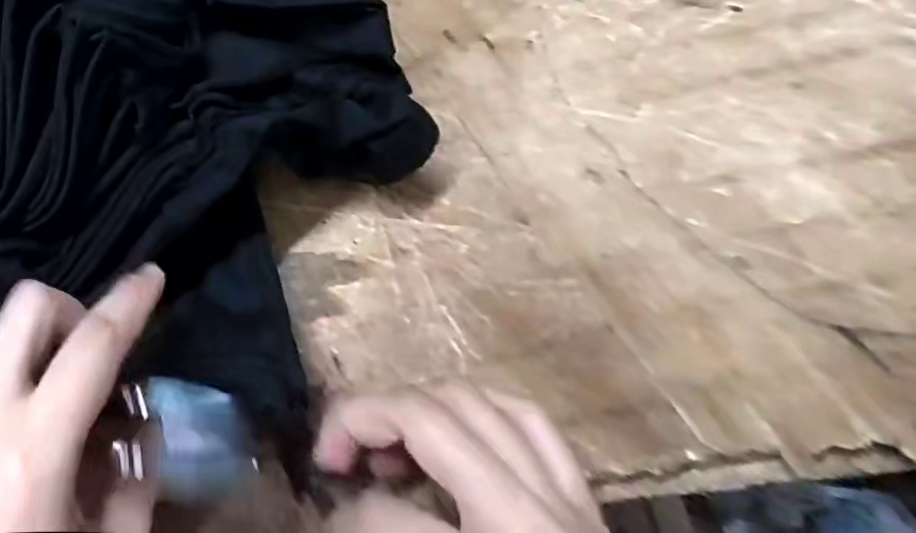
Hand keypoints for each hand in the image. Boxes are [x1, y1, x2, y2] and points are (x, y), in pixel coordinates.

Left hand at [0, 266, 166, 532]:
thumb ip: (133, 484)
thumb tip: (139, 425)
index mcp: (30, 446)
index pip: (90, 347)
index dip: (127, 302)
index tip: (151, 274)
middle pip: (25, 305)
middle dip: (71, 311)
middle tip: (97, 360)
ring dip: (38, 348)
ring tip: (62, 409)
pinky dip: (8, 378)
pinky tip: (21, 436)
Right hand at [315, 384, 607, 532]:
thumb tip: (344, 510)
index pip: (386, 512)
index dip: (344, 511)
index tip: (327, 512)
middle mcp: (536, 516)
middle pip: (424, 414)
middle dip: (362, 419)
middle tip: (341, 459)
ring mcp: (568, 504)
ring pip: (469, 398)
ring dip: (410, 405)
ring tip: (389, 444)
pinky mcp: (587, 505)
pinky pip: (528, 420)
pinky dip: (478, 408)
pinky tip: (452, 429)